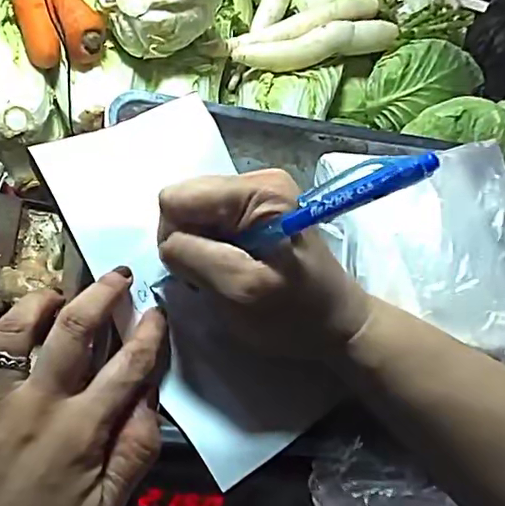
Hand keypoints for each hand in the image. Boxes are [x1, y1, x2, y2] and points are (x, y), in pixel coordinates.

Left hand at [0, 271, 167, 505]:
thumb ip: (132, 453)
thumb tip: (150, 400)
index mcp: (79, 432)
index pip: (126, 369)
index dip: (148, 335)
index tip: (157, 314)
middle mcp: (35, 405)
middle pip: (73, 330)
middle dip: (101, 294)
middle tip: (118, 276)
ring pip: (14, 330)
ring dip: (39, 301)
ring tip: (58, 296)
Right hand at [157, 168, 370, 359]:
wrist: (337, 324)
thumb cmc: (291, 314)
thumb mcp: (238, 289)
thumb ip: (193, 257)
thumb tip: (167, 243)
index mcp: (257, 191)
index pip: (175, 199)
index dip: (175, 238)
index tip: (200, 270)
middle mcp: (255, 180)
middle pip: (181, 201)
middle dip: (186, 241)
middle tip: (214, 274)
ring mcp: (255, 194)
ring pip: (190, 213)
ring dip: (197, 247)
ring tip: (225, 272)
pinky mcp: (253, 211)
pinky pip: (206, 222)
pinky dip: (208, 248)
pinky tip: (231, 265)